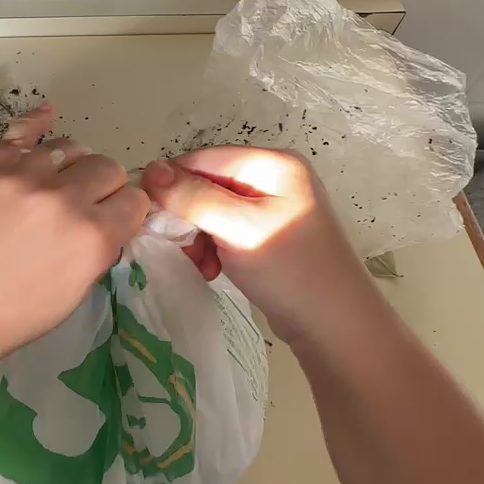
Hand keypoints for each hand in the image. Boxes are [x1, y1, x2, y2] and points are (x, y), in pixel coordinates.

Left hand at [0, 103, 149, 376]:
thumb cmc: (6, 320)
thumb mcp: (70, 295)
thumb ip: (95, 251)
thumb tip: (105, 223)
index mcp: (94, 239)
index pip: (134, 201)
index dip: (125, 212)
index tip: (114, 219)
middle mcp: (66, 199)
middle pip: (106, 168)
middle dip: (103, 187)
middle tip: (84, 206)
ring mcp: (26, 177)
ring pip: (70, 147)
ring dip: (72, 164)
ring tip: (60, 182)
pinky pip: (22, 131)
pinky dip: (37, 122)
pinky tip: (48, 113)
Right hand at [143, 147, 376, 340]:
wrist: (334, 325)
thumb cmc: (290, 270)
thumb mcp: (237, 228)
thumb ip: (192, 197)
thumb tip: (148, 169)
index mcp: (271, 163)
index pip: (201, 158)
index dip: (171, 185)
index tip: (153, 220)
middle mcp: (271, 176)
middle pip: (204, 183)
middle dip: (185, 216)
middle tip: (181, 249)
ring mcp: (269, 205)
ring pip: (208, 208)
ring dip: (195, 236)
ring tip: (199, 264)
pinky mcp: (264, 231)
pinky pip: (222, 228)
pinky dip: (210, 247)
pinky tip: (211, 269)